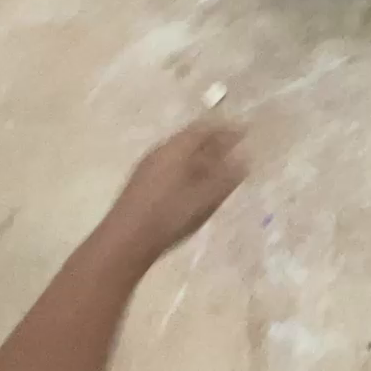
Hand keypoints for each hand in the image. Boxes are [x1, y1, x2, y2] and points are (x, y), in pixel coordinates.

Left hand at [94, 120, 247, 271]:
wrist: (124, 242)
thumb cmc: (171, 216)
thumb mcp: (207, 196)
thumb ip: (228, 174)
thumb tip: (245, 156)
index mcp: (178, 148)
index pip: (207, 127)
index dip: (228, 128)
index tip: (246, 131)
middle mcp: (161, 150)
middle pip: (192, 136)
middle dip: (214, 139)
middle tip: (235, 146)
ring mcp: (148, 166)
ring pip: (180, 151)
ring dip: (201, 153)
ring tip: (219, 164)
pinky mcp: (141, 182)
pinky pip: (171, 163)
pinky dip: (188, 165)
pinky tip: (194, 181)